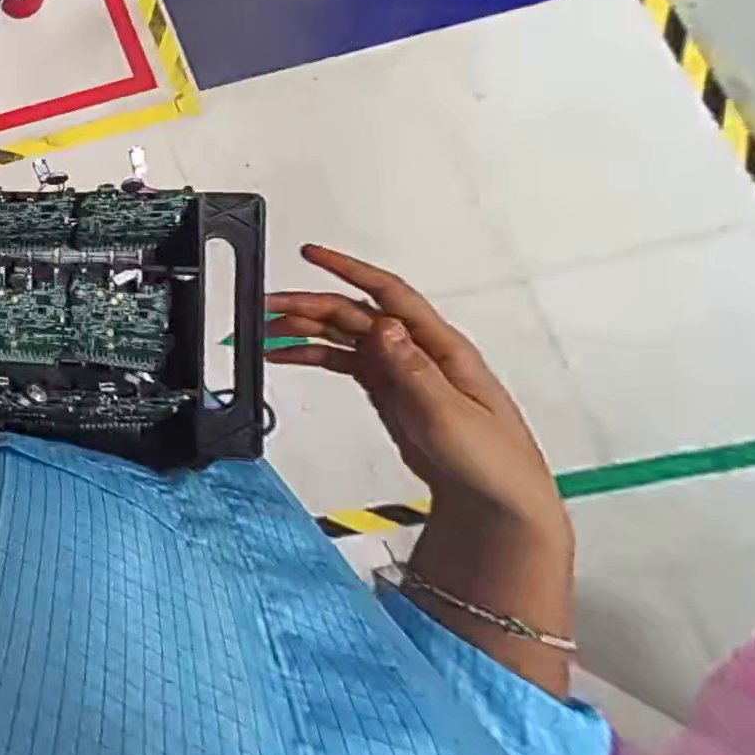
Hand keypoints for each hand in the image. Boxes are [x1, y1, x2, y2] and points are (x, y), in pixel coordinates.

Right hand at [267, 244, 577, 695]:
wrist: (493, 500)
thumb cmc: (488, 460)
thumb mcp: (450, 414)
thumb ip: (413, 368)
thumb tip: (383, 325)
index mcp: (437, 347)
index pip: (388, 293)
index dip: (348, 268)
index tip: (310, 254)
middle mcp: (413, 348)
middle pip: (350, 312)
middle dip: (304, 305)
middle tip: (262, 307)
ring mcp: (396, 366)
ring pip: (339, 333)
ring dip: (300, 328)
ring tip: (262, 332)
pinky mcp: (383, 385)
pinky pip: (337, 358)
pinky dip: (307, 353)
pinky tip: (282, 355)